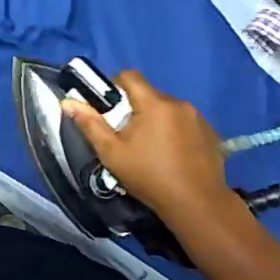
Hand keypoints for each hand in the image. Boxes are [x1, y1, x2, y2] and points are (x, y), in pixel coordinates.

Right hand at [63, 69, 232, 218]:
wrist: (196, 203)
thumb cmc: (149, 176)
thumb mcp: (111, 153)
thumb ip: (90, 124)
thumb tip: (68, 102)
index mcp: (154, 104)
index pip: (130, 76)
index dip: (114, 86)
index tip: (108, 109)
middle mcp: (179, 103)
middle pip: (149, 95)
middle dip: (135, 109)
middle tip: (127, 136)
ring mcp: (198, 118)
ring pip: (168, 109)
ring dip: (157, 120)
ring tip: (151, 148)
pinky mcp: (211, 133)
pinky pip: (186, 122)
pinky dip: (176, 132)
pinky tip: (173, 155)